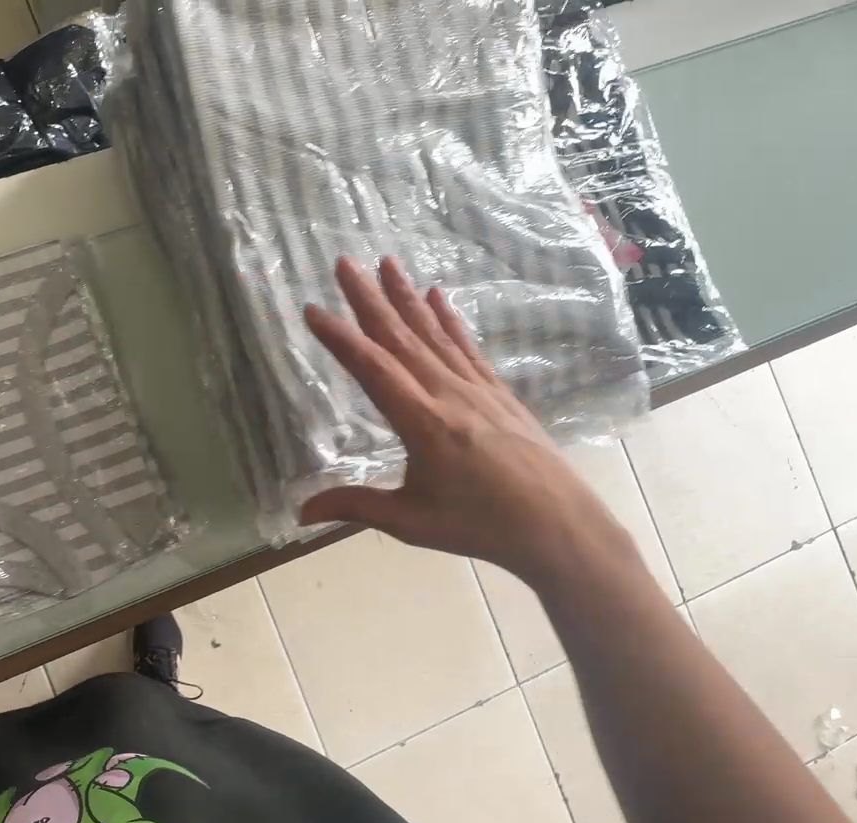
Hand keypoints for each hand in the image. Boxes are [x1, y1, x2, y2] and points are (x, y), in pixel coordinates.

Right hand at [298, 257, 628, 584]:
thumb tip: (300, 512)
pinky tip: (437, 296)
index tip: (312, 310)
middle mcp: (447, 393)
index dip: (339, 339)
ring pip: (433, 333)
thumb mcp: (409, 520)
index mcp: (422, 422)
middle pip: (400, 338)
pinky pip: (465, 346)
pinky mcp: (496, 391)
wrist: (556, 523)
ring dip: (406, 297)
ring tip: (387, 263)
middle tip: (344, 263)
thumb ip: (354, 506)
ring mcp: (476, 388)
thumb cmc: (478, 525)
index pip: (372, 370)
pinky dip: (447, 319)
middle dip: (369, 299)